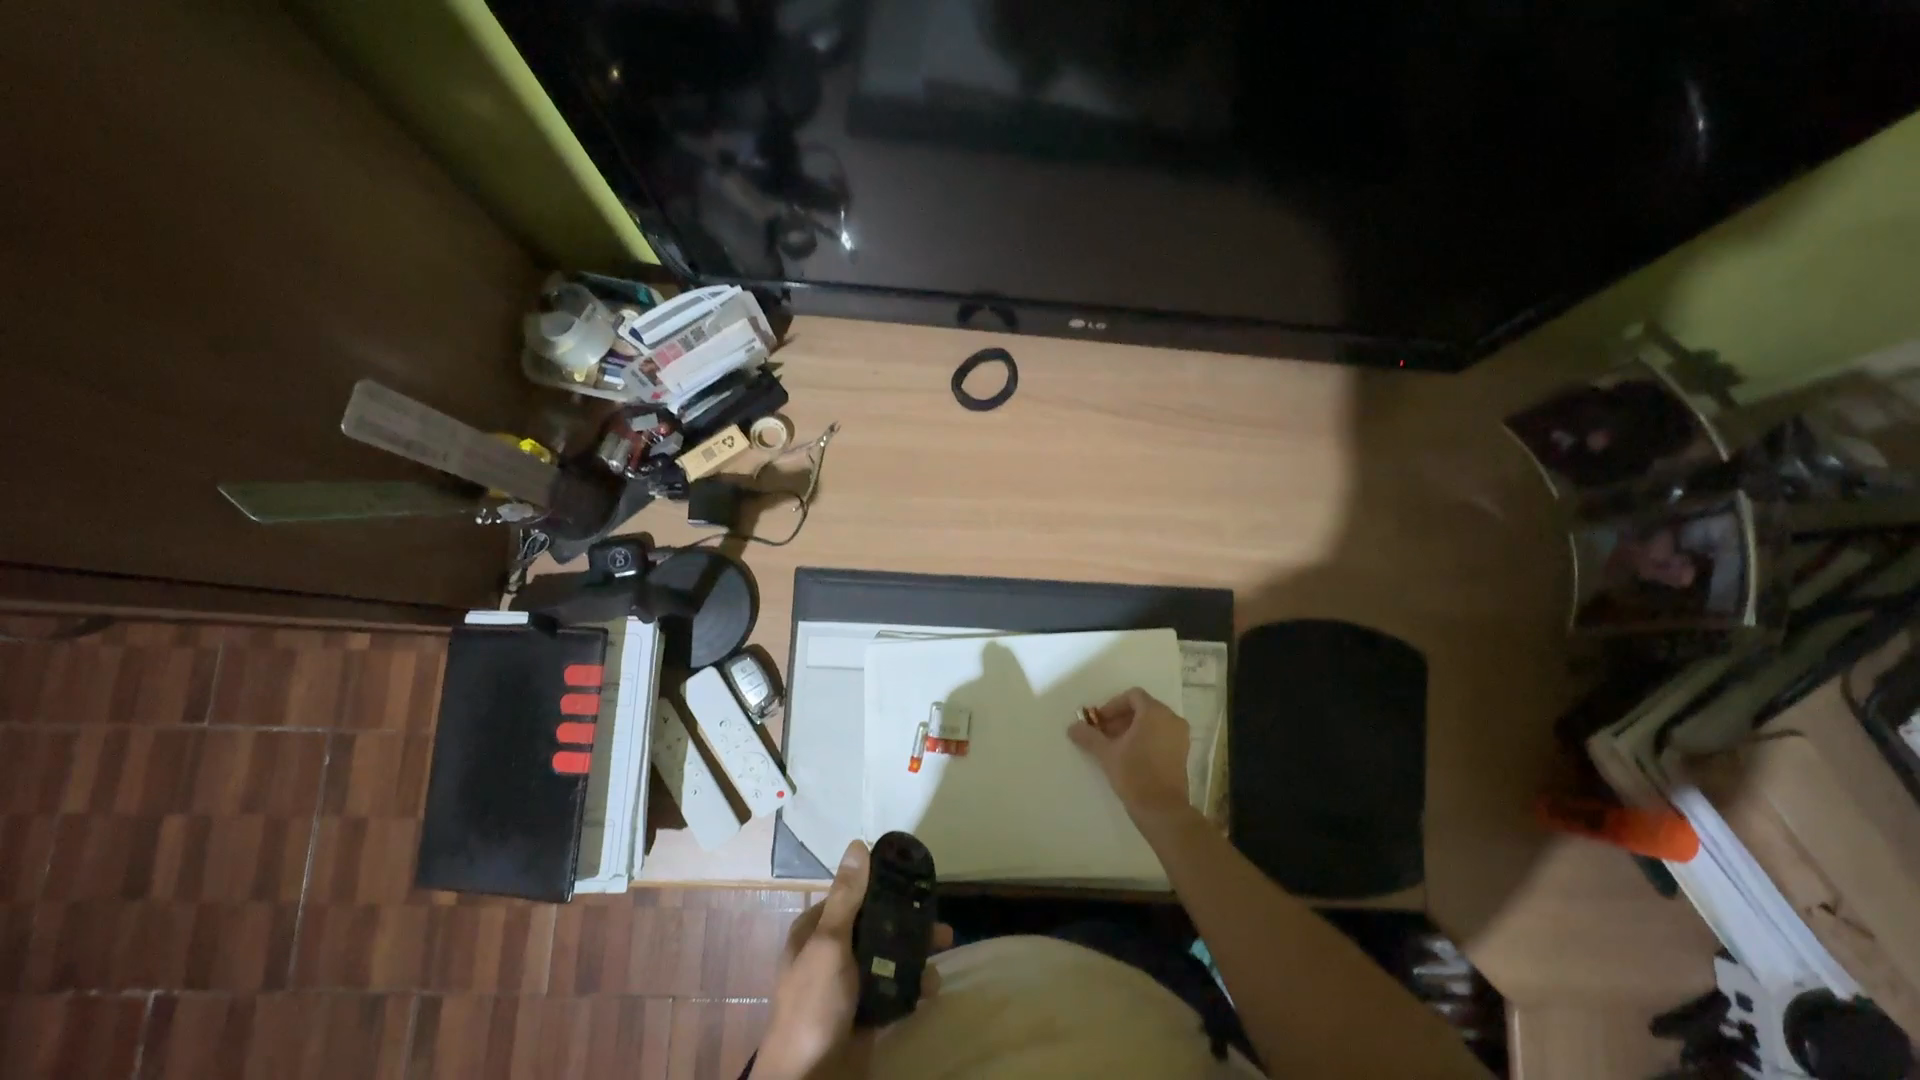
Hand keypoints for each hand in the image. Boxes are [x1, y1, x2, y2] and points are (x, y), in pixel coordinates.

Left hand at [753, 840, 953, 1079]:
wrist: (809, 1077)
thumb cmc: (814, 1004)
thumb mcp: (829, 944)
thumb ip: (847, 898)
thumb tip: (857, 845)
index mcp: (816, 932)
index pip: (854, 898)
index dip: (884, 891)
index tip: (918, 887)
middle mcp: (831, 954)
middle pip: (877, 929)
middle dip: (910, 928)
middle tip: (943, 931)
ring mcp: (848, 986)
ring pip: (889, 960)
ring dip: (916, 960)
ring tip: (941, 965)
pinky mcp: (864, 1013)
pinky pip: (894, 992)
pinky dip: (913, 989)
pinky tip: (930, 991)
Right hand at [1068, 687, 1192, 822]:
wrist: (1162, 809)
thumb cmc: (1134, 774)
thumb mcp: (1106, 753)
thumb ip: (1089, 736)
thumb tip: (1072, 727)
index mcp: (1155, 713)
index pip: (1133, 696)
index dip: (1113, 706)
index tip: (1099, 722)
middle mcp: (1172, 719)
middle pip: (1143, 708)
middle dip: (1121, 718)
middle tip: (1103, 734)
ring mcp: (1180, 736)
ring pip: (1153, 722)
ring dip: (1132, 728)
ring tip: (1115, 746)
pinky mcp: (1183, 752)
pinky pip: (1162, 735)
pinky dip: (1146, 738)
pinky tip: (1131, 756)